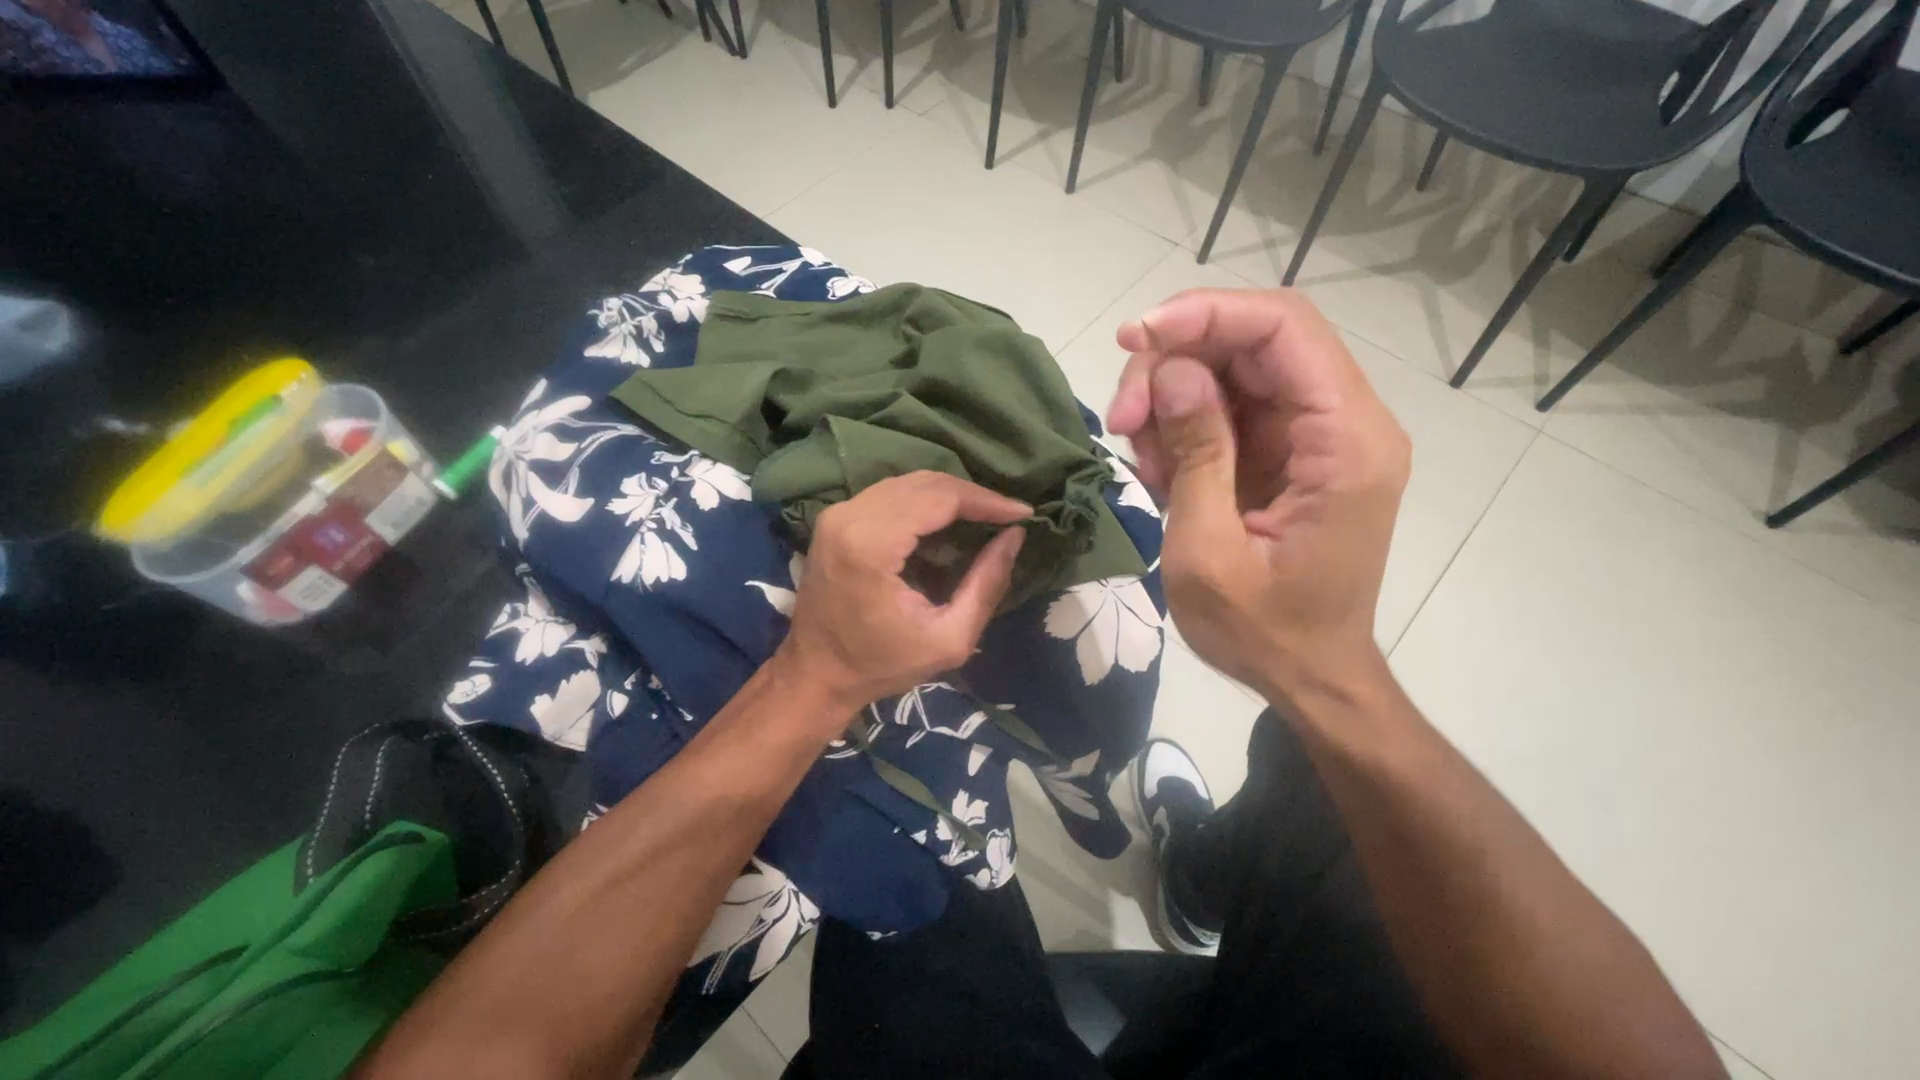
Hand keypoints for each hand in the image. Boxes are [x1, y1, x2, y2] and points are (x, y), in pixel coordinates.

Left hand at [777, 471, 1028, 720]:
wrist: (815, 674)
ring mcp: (837, 514)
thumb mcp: (948, 639)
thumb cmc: (881, 665)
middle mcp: (849, 516)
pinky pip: (890, 494)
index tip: (1024, 513)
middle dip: (972, 495)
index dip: (986, 501)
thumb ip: (986, 585)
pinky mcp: (835, 519)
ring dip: (950, 495)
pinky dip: (925, 501)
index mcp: (871, 544)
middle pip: (924, 483)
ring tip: (987, 516)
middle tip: (1009, 515)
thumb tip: (1016, 536)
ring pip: (907, 483)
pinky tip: (951, 519)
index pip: (940, 498)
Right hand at [1107, 289, 1409, 702]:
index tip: (1134, 339)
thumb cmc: (1264, 633)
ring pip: (1237, 368)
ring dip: (1173, 397)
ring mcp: (1322, 435)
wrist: (1310, 678)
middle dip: (1176, 362)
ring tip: (1141, 458)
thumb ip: (1197, 452)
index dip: (1205, 314)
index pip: (1284, 328)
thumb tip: (1172, 370)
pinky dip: (1186, 426)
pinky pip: (1234, 407)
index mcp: (1347, 442)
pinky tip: (1161, 472)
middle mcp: (1346, 422)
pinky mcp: (1296, 451)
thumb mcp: (1208, 551)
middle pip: (1255, 339)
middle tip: (1121, 418)